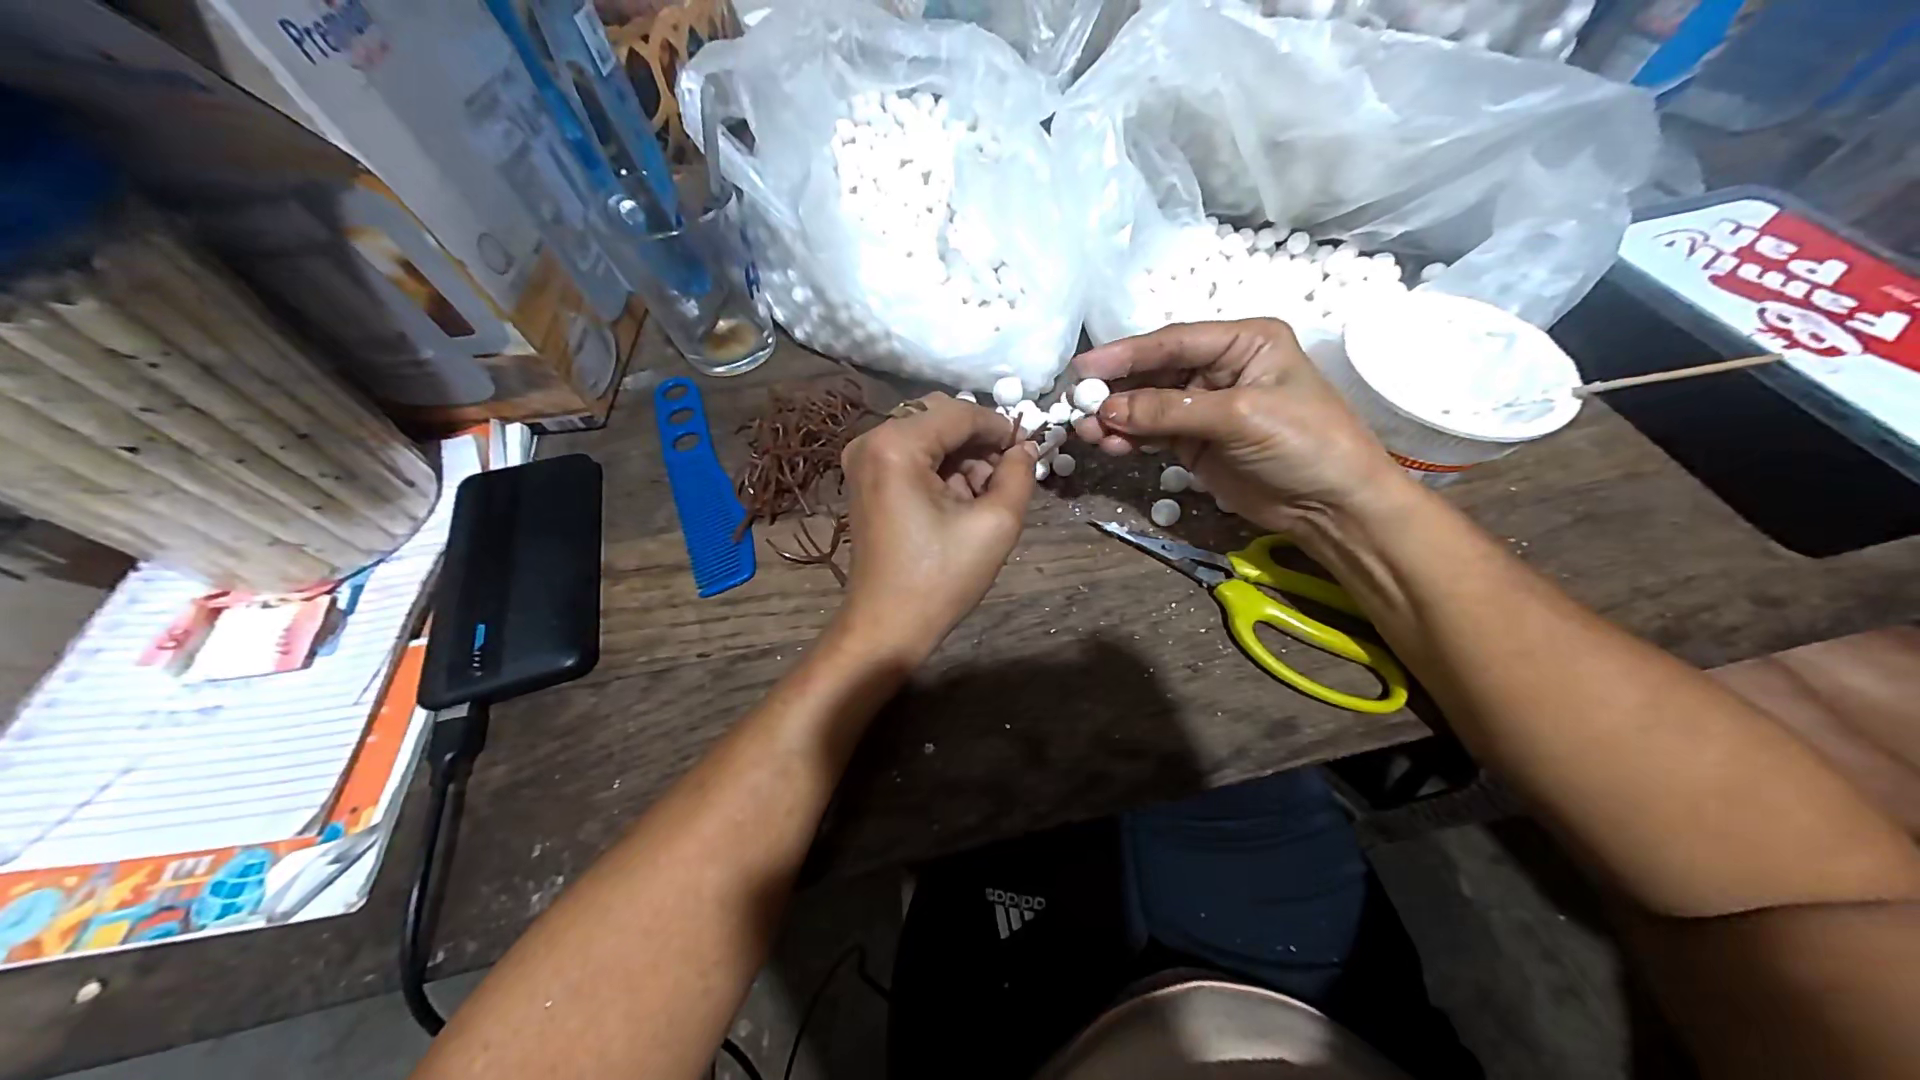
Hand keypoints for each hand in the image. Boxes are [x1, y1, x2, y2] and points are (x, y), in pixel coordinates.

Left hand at [836, 393, 1038, 661]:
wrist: (887, 626)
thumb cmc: (940, 579)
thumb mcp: (995, 524)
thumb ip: (1018, 475)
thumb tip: (1025, 447)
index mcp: (896, 445)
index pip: (960, 412)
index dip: (1000, 427)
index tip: (1028, 451)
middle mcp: (871, 441)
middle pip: (941, 419)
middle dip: (979, 444)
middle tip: (1007, 479)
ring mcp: (863, 460)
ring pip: (929, 437)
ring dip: (963, 459)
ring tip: (985, 499)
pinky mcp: (866, 479)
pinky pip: (913, 456)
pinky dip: (942, 471)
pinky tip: (961, 503)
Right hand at [1071, 319, 1409, 532]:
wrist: (1331, 505)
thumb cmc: (1304, 443)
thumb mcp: (1240, 416)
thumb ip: (1171, 410)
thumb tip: (1107, 410)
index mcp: (1242, 342)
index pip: (1174, 342)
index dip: (1127, 354)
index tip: (1084, 369)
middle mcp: (1219, 368)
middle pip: (1154, 372)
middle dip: (1117, 390)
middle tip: (1078, 407)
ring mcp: (1203, 407)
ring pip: (1146, 405)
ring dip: (1117, 418)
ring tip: (1090, 433)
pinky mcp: (1194, 441)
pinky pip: (1151, 433)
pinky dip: (1129, 439)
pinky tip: (1111, 445)